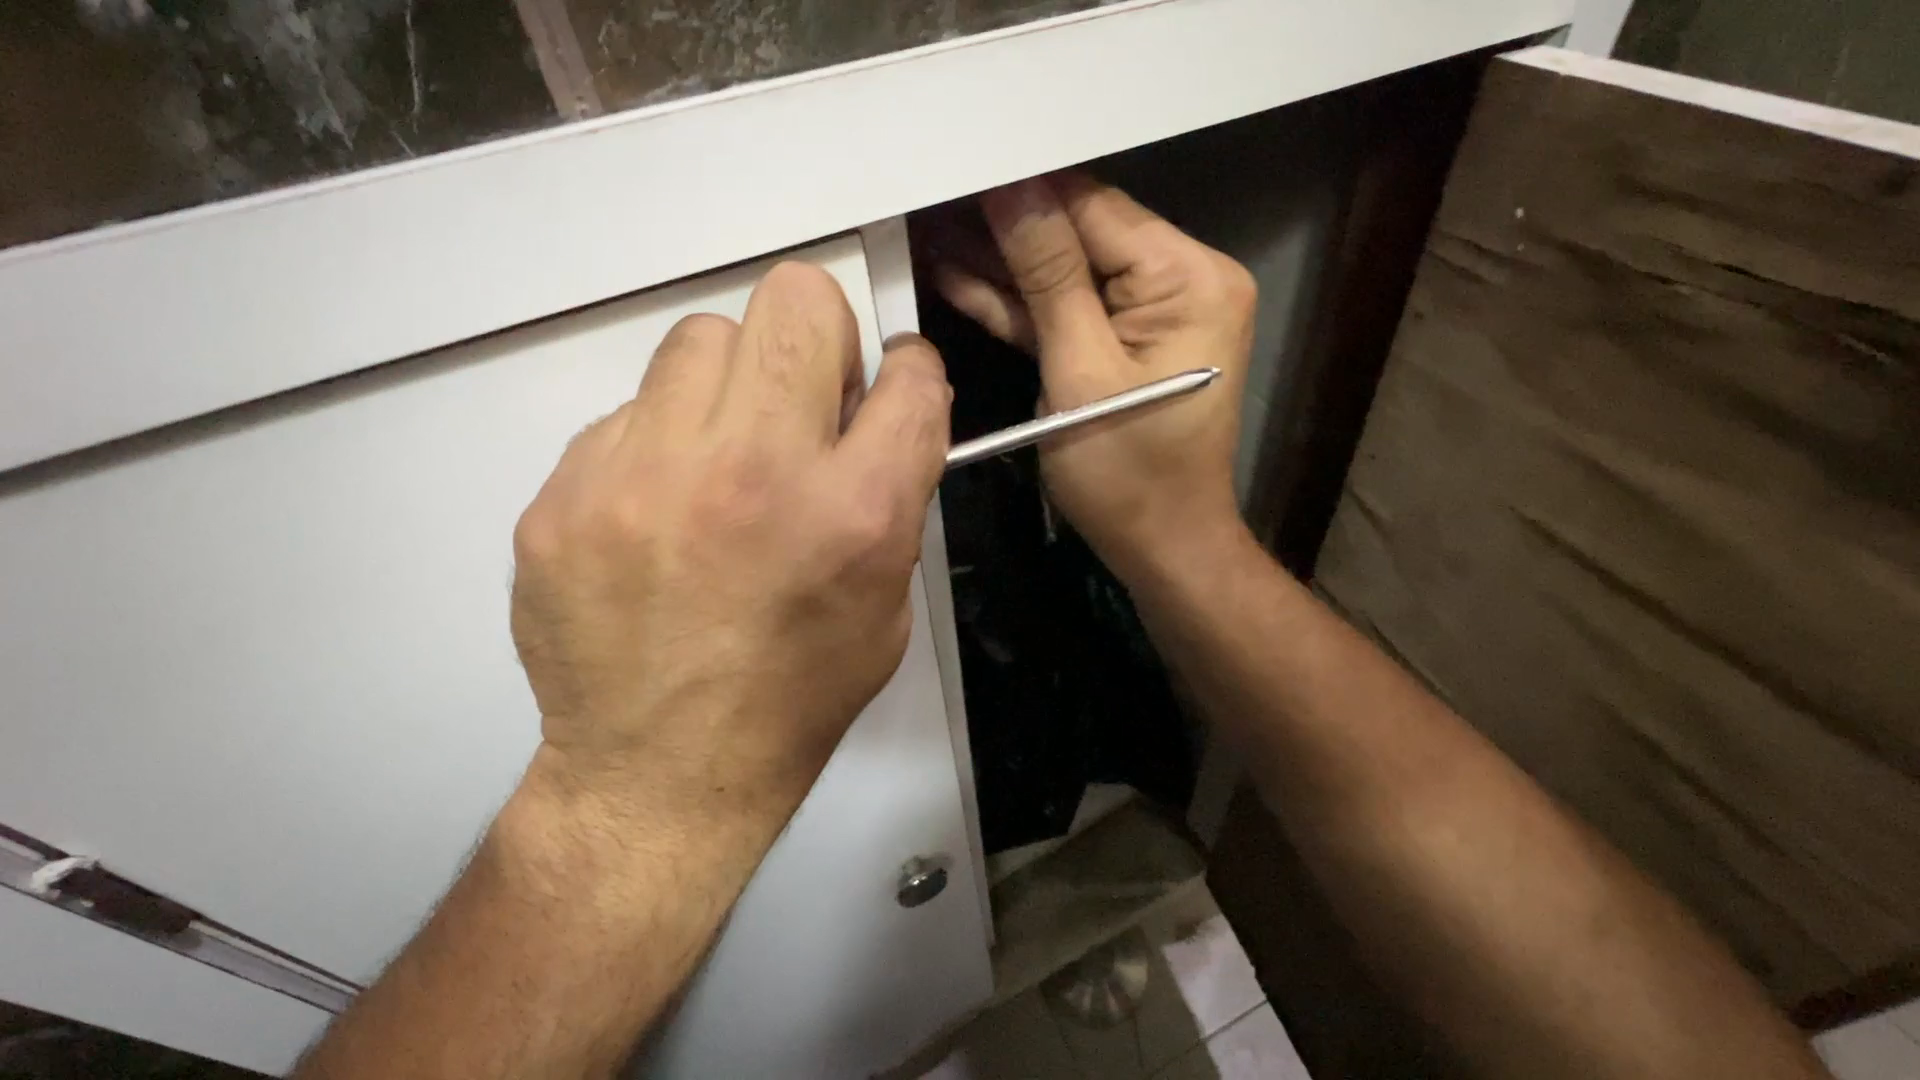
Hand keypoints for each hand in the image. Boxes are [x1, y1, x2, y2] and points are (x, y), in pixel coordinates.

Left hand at [508, 262, 950, 839]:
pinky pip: (627, 414)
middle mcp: (752, 473)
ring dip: (731, 383)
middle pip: (795, 300)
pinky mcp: (565, 494)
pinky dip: (660, 444)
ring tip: (722, 456)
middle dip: (817, 337)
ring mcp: (645, 476)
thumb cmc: (796, 694)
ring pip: (700, 338)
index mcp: (852, 512)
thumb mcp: (885, 603)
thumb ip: (893, 493)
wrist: (662, 772)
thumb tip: (878, 410)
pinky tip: (659, 513)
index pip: (909, 376)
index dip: (908, 373)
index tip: (886, 387)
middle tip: (803, 403)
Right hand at [928, 173, 1255, 576]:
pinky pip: (1067, 311)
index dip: (1024, 189)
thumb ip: (1048, 276)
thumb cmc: (1128, 473)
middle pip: (1080, 235)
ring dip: (1002, 263)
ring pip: (1065, 273)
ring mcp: (1152, 311)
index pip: (1095, 209)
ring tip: (930, 230)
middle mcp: (1180, 279)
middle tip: (930, 197)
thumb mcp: (1080, 371)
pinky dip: (1020, 304)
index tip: (956, 167)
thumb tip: (1014, 189)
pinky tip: (958, 276)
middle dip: (1005, 224)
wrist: (1160, 545)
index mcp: (1188, 277)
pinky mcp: (1123, 341)